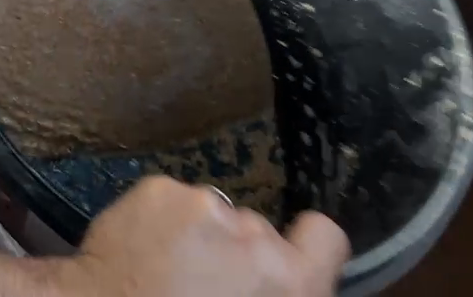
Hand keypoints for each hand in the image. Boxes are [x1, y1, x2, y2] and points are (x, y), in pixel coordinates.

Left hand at [0, 177, 349, 296]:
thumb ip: (275, 290)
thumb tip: (272, 281)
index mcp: (289, 282)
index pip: (326, 236)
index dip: (312, 246)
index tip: (292, 257)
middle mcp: (252, 231)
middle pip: (257, 231)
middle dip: (238, 253)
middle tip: (210, 284)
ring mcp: (201, 203)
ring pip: (211, 215)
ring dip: (199, 235)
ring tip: (171, 268)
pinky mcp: (158, 186)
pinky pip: (172, 201)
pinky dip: (163, 219)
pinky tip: (147, 248)